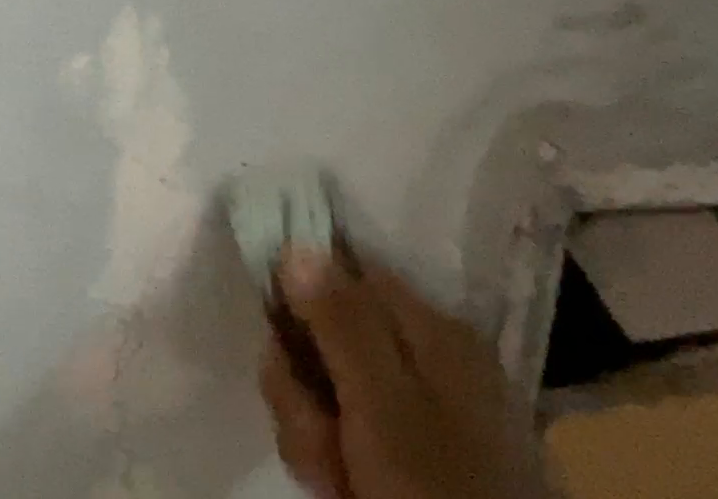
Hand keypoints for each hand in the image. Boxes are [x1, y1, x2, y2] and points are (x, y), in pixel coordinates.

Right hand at [260, 251, 545, 498]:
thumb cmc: (437, 484)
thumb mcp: (383, 403)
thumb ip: (341, 322)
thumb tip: (298, 244)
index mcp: (431, 329)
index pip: (339, 270)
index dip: (296, 298)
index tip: (280, 338)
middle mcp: (423, 354)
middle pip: (319, 333)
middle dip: (298, 383)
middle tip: (318, 430)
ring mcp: (414, 402)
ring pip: (317, 383)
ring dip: (307, 427)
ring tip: (336, 474)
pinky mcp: (402, 443)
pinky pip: (335, 422)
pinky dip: (327, 454)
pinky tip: (344, 484)